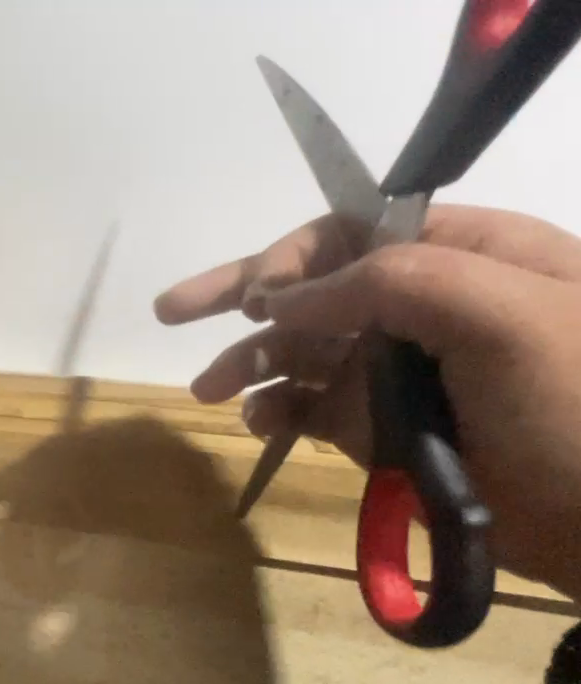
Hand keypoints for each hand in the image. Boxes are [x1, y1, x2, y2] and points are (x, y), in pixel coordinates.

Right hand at [156, 205, 580, 599]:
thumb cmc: (574, 404)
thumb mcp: (506, 317)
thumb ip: (392, 284)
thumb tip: (277, 302)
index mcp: (468, 260)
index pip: (357, 233)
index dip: (293, 257)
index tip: (256, 299)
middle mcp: (420, 308)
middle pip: (310, 288)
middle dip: (238, 297)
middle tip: (168, 310)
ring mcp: (390, 369)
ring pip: (294, 350)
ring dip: (244, 363)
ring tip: (206, 391)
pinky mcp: (367, 424)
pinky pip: (299, 406)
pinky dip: (267, 411)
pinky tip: (259, 424)